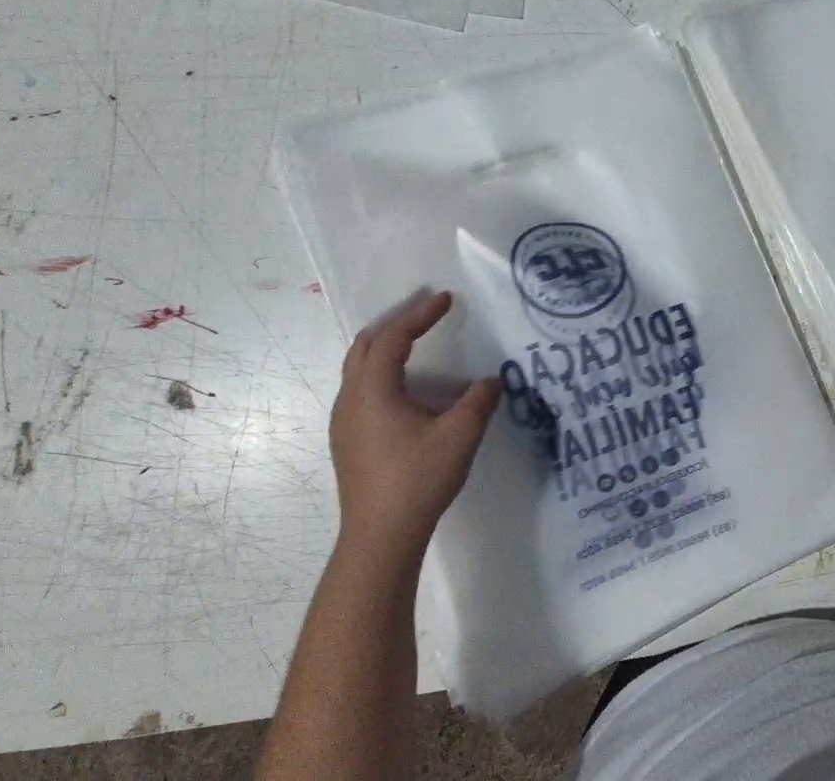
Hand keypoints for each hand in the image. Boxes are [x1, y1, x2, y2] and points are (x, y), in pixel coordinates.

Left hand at [330, 290, 500, 564]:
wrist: (381, 534)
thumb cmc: (419, 477)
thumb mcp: (461, 434)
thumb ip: (479, 400)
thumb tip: (490, 382)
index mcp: (373, 391)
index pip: (393, 338)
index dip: (420, 315)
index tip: (446, 299)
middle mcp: (351, 400)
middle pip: (364, 347)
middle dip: (395, 323)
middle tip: (426, 312)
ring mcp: (345, 422)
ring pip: (358, 369)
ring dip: (385, 348)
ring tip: (416, 341)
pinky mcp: (349, 440)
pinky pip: (361, 389)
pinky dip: (383, 371)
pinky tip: (408, 386)